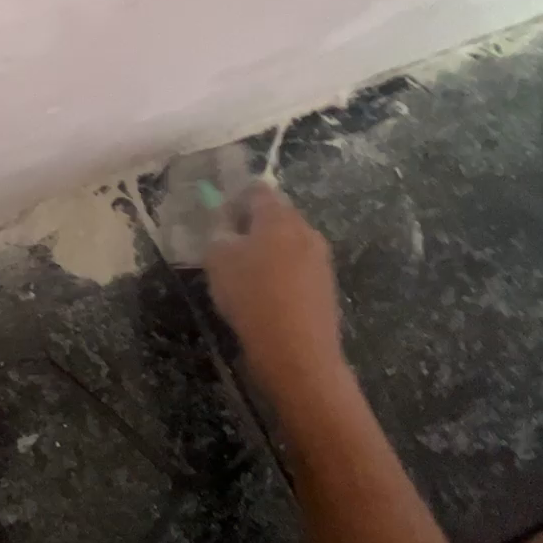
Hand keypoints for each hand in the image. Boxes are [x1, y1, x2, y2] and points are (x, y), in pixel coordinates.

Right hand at [204, 184, 346, 394]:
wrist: (296, 351)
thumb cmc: (251, 295)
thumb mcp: (217, 259)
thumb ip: (219, 235)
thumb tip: (226, 229)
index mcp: (279, 217)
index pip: (257, 190)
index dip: (235, 198)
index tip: (218, 218)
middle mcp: (305, 231)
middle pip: (277, 215)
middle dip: (252, 225)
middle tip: (227, 244)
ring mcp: (321, 260)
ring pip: (289, 243)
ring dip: (268, 250)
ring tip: (244, 272)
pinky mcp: (326, 287)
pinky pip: (298, 268)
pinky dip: (280, 273)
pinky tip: (263, 294)